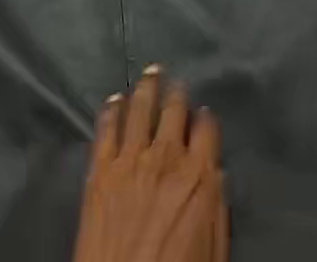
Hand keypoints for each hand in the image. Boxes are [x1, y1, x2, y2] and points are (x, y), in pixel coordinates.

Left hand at [73, 66, 227, 261]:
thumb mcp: (213, 249)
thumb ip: (216, 207)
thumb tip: (216, 173)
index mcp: (198, 176)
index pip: (206, 128)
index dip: (205, 117)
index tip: (203, 113)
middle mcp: (166, 158)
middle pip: (174, 110)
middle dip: (177, 91)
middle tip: (176, 80)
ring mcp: (130, 160)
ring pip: (140, 109)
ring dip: (147, 87)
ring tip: (150, 71)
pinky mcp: (100, 171)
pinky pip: (106, 130)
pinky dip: (111, 110)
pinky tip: (114, 98)